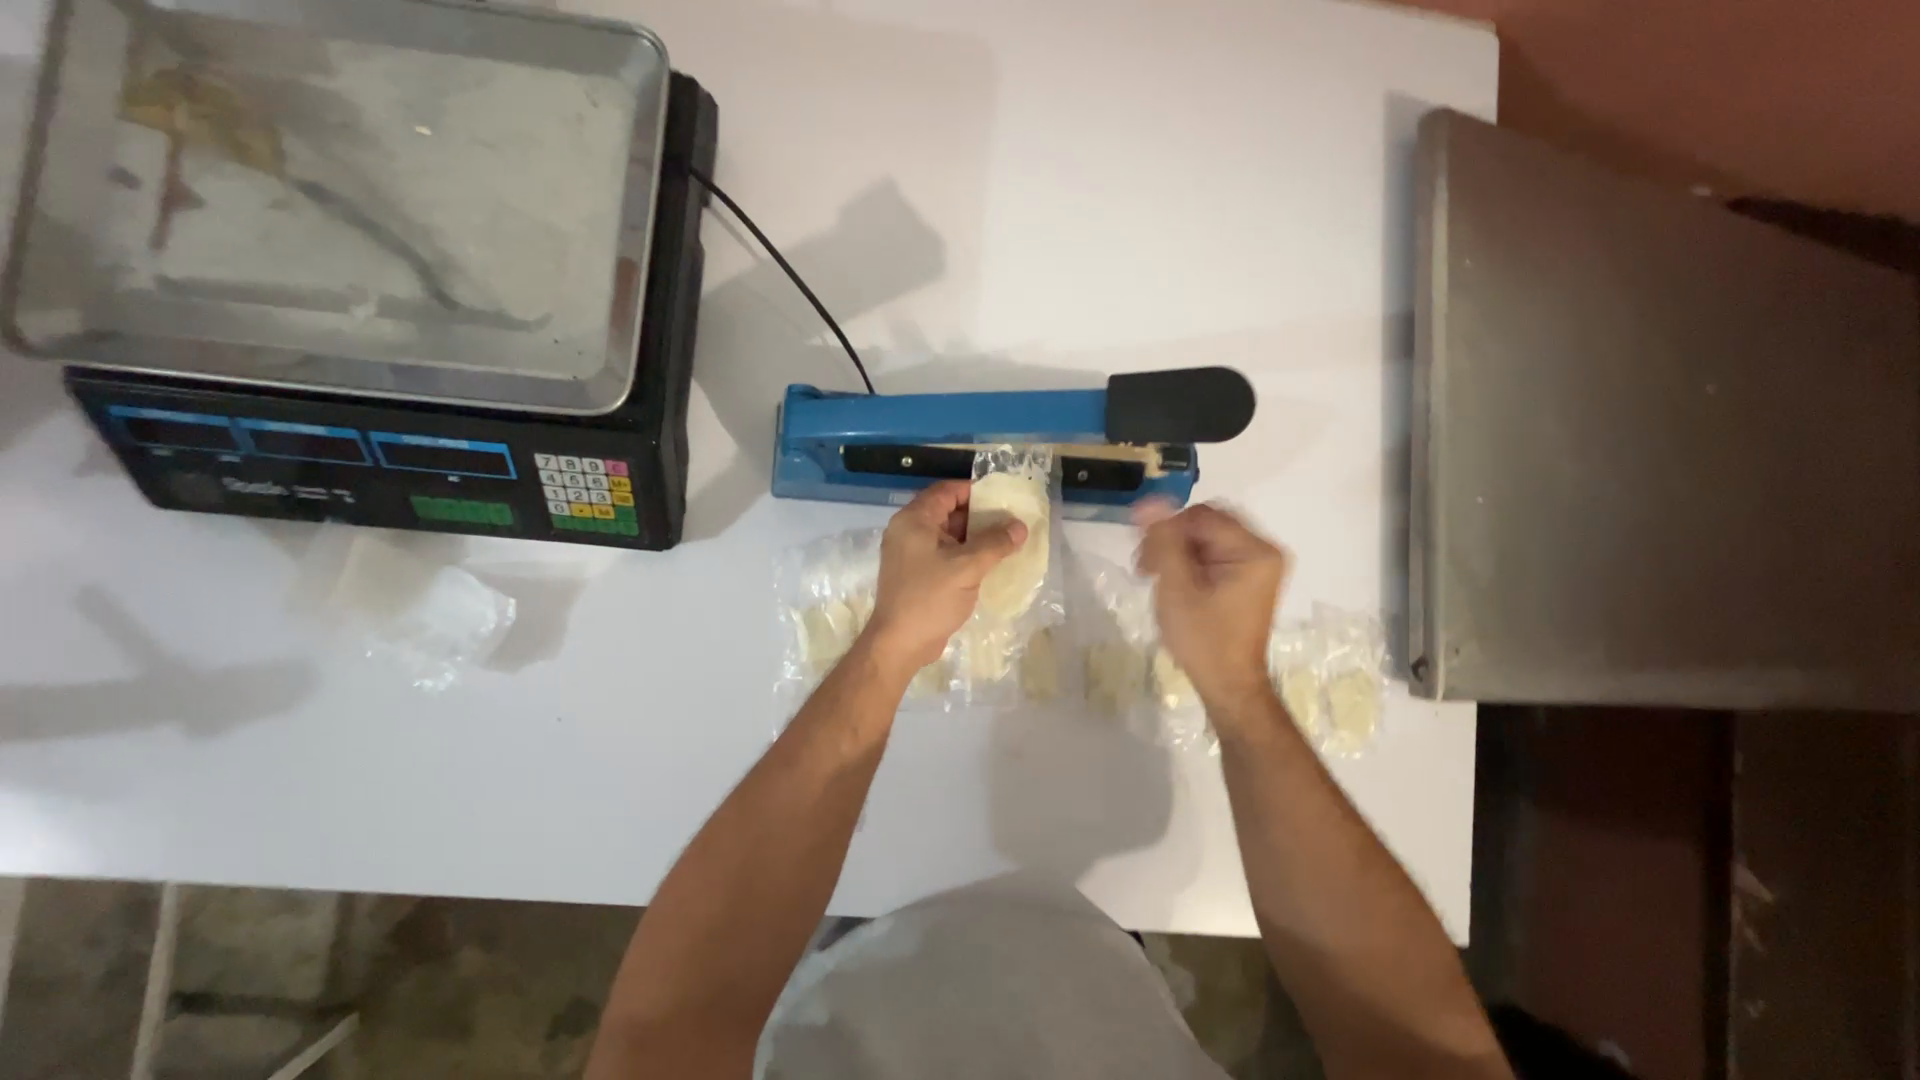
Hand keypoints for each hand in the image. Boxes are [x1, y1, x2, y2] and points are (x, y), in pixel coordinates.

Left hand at [863, 480, 1028, 672]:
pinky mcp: (919, 574)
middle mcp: (909, 531)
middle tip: (1011, 521)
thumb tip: (1020, 526)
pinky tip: (991, 563)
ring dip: (976, 538)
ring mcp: (912, 554)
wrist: (900, 643)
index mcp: (914, 520)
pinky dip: (967, 555)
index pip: (946, 491)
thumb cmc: (929, 598)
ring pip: (949, 535)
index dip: (976, 491)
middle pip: (949, 512)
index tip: (1004, 498)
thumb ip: (995, 543)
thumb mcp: (967, 567)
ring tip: (1008, 541)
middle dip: (981, 516)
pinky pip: (946, 555)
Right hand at [1135, 500, 1290, 711]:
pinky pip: (1214, 552)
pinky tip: (1174, 583)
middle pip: (1205, 522)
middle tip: (1146, 569)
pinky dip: (1190, 562)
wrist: (1228, 684)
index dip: (1166, 531)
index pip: (1200, 516)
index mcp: (1254, 551)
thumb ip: (1163, 541)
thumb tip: (1148, 501)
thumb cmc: (1203, 640)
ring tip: (1156, 578)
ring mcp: (1259, 564)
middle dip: (1171, 540)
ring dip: (1176, 551)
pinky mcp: (1249, 576)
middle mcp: (1263, 550)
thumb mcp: (1176, 588)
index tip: (1143, 561)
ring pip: (1206, 536)